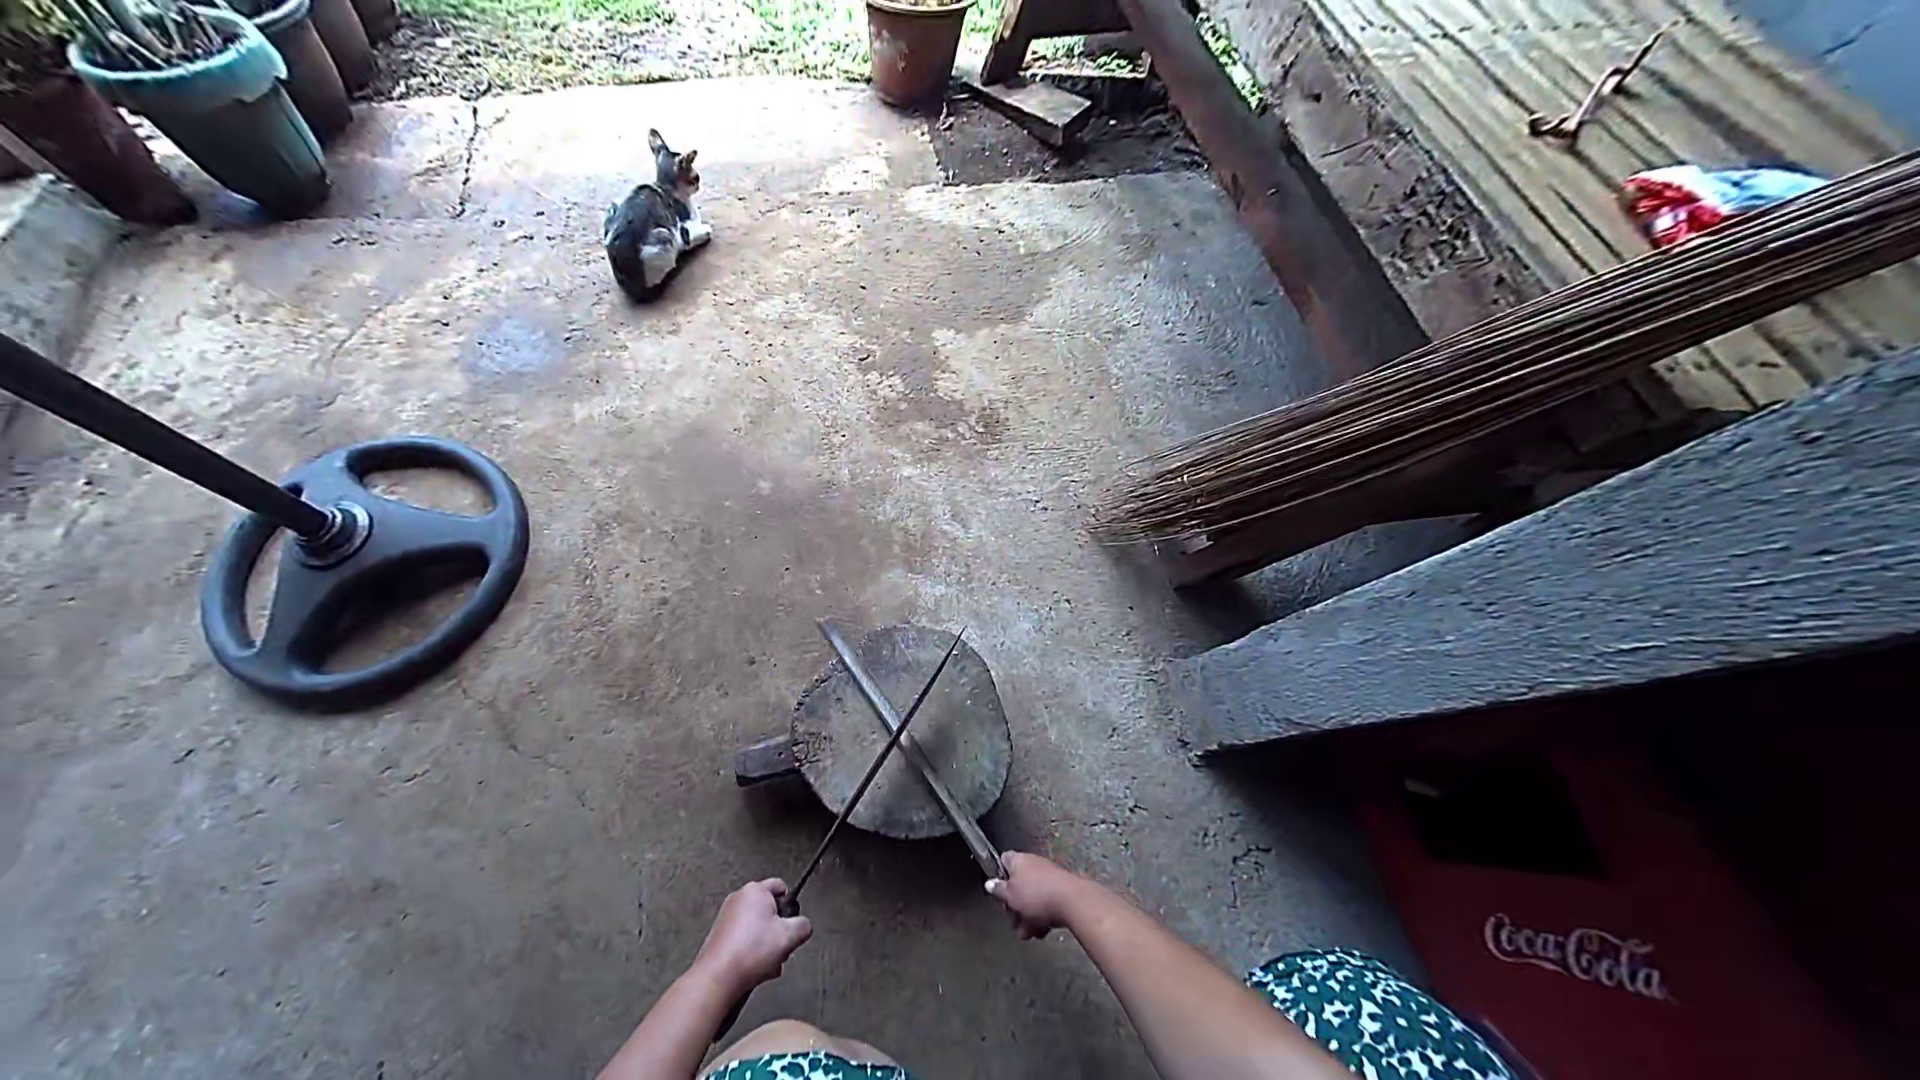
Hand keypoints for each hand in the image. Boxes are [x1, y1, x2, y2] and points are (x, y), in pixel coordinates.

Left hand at [692, 879, 812, 993]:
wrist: (717, 979)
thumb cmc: (750, 952)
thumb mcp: (791, 936)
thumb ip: (804, 926)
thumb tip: (803, 927)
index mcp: (755, 890)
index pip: (781, 887)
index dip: (790, 906)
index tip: (791, 923)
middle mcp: (738, 899)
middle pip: (769, 910)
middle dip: (778, 930)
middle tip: (781, 947)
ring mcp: (726, 918)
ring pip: (757, 928)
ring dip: (766, 944)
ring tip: (767, 963)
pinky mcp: (719, 936)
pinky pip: (743, 940)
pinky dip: (751, 952)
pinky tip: (755, 969)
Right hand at [985, 851, 1088, 939]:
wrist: (1071, 902)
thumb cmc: (1036, 896)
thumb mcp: (1010, 896)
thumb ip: (998, 890)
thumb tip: (989, 884)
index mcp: (1018, 860)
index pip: (1003, 861)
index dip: (998, 877)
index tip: (998, 894)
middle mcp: (1032, 864)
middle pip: (1017, 884)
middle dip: (1014, 906)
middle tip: (1013, 922)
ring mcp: (1048, 876)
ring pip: (1031, 897)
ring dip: (1027, 916)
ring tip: (1028, 933)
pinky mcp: (1060, 889)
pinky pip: (1045, 902)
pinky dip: (1041, 916)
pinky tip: (1041, 931)